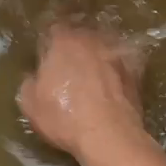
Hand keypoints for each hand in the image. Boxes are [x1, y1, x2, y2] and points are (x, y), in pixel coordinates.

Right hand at [17, 24, 147, 159]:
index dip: (49, 42)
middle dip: (74, 46)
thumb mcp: (30, 104)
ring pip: (103, 46)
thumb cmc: (64, 118)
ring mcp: (116, 53)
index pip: (53, 29)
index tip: (45, 55)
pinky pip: (121, 63)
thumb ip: (29, 82)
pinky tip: (112, 83)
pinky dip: (115, 69)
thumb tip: (34, 75)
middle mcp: (91, 40)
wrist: (109, 136)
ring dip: (96, 55)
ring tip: (91, 73)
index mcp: (63, 42)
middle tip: (68, 64)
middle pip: (81, 34)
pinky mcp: (136, 70)